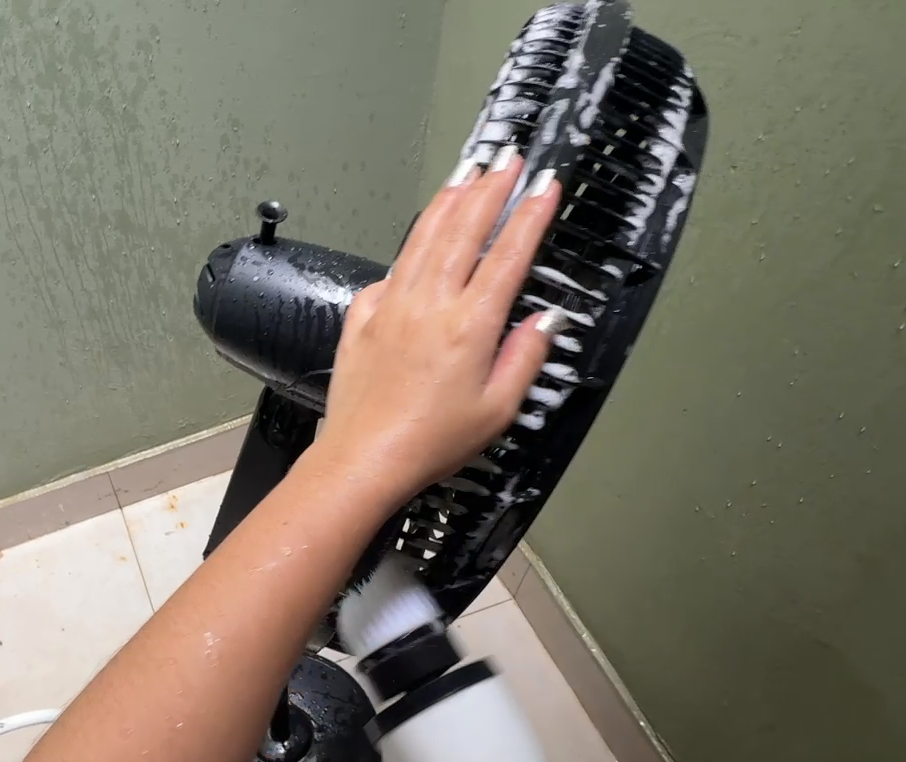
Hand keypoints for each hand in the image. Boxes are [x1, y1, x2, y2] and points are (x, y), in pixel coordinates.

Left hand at [311, 153, 563, 505]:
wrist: (363, 458)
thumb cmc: (430, 442)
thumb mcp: (496, 410)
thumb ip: (524, 358)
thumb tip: (544, 321)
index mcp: (469, 324)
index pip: (508, 255)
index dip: (529, 215)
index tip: (544, 184)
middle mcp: (428, 304)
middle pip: (463, 231)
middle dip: (489, 189)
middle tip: (507, 159)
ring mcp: (390, 308)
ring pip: (421, 240)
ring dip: (447, 203)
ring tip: (464, 174)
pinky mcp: (361, 321)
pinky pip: (387, 275)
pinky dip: (406, 252)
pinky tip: (415, 244)